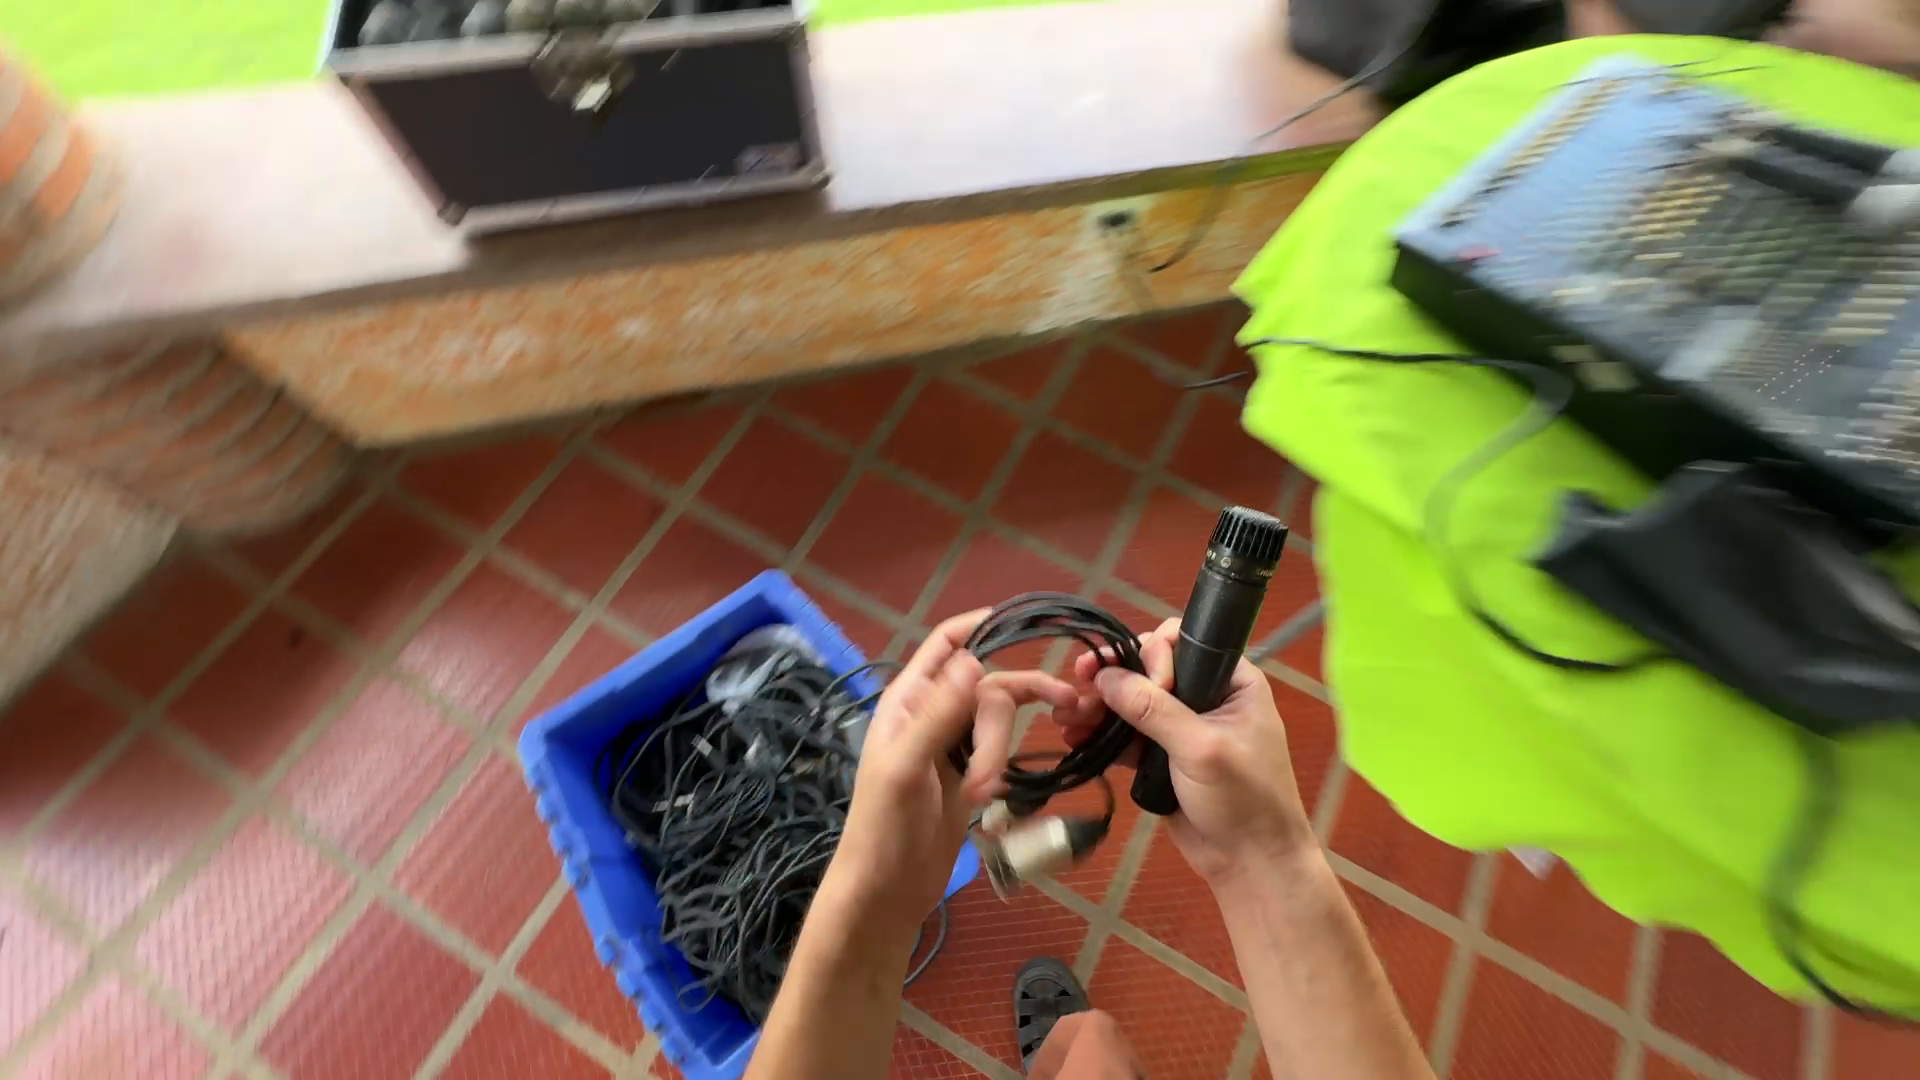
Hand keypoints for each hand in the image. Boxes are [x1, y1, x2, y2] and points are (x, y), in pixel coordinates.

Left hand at [829, 610, 1077, 921]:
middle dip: (995, 730)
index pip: (945, 644)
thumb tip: (974, 658)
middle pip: (986, 688)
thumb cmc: (883, 827)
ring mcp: (953, 742)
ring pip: (998, 720)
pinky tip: (997, 791)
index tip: (1020, 620)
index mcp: (908, 699)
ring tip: (981, 797)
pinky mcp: (971, 770)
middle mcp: (933, 712)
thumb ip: (939, 714)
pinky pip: (1000, 748)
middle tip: (984, 780)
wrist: (887, 890)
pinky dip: (1003, 762)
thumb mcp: (907, 768)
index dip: (978, 626)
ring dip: (997, 755)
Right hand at [1051, 618, 1314, 885]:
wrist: (1251, 866)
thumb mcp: (1202, 749)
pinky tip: (1073, 736)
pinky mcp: (1160, 754)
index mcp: (1231, 681)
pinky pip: (1124, 733)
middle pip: (1148, 667)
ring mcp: (1180, 725)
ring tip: (1064, 714)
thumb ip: (1153, 710)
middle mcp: (1204, 694)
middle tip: (1080, 679)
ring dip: (1097, 705)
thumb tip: (1105, 676)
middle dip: (1112, 676)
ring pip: (1130, 700)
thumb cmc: (1245, 800)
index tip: (1150, 686)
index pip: (1182, 643)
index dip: (1155, 656)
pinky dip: (1099, 734)